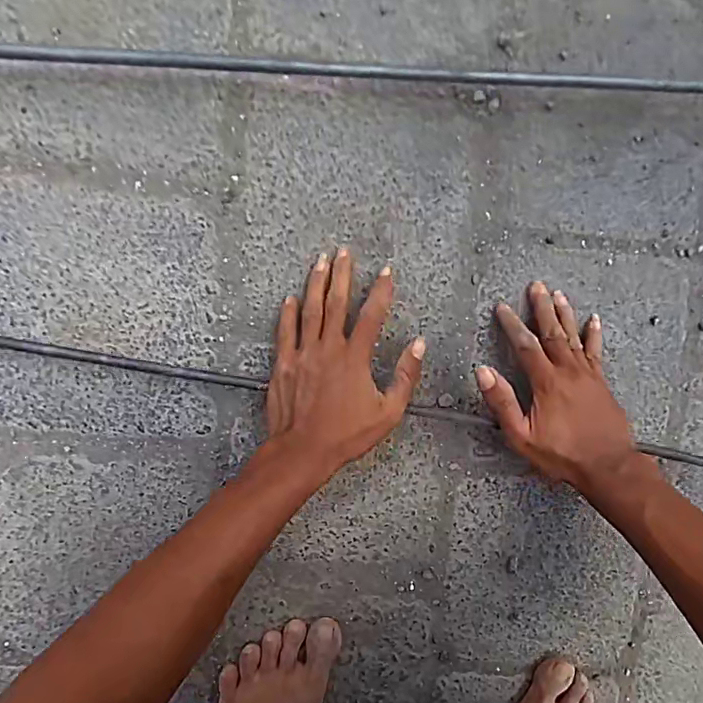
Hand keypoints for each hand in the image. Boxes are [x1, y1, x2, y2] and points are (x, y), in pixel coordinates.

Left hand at [264, 248, 424, 474]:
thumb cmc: (347, 435)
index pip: (371, 316)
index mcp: (355, 358)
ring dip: (316, 283)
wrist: (303, 451)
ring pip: (310, 310)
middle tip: (345, 252)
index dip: (381, 291)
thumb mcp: (389, 411)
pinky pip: (285, 331)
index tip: (387, 272)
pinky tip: (291, 297)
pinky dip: (288, 312)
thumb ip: (405, 376)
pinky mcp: (283, 364)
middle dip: (343, 275)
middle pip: (337, 303)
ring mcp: (303, 354)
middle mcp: (328, 349)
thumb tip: (418, 346)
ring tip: (321, 261)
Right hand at [476, 281, 645, 491]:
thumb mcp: (522, 436)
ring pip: (574, 336)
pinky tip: (593, 321)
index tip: (502, 309)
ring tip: (558, 295)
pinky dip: (593, 334)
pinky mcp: (601, 383)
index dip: (512, 325)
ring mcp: (588, 376)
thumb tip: (484, 374)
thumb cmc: (565, 455)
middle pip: (552, 332)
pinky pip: (595, 351)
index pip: (526, 345)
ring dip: (564, 314)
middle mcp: (568, 373)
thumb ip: (503, 402)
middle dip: (541, 308)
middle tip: (536, 287)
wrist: (607, 464)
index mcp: (547, 383)